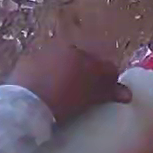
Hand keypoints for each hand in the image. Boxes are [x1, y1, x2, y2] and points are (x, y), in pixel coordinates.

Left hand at [6, 40, 130, 124]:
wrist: (26, 103)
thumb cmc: (62, 102)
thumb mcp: (89, 98)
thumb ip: (108, 92)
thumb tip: (127, 94)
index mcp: (86, 57)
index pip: (106, 67)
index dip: (110, 81)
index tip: (110, 93)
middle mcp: (68, 48)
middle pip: (85, 61)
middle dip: (88, 74)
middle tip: (87, 92)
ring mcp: (47, 52)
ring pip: (64, 60)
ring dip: (67, 72)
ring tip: (64, 91)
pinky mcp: (29, 59)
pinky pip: (44, 65)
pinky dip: (48, 73)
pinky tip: (45, 88)